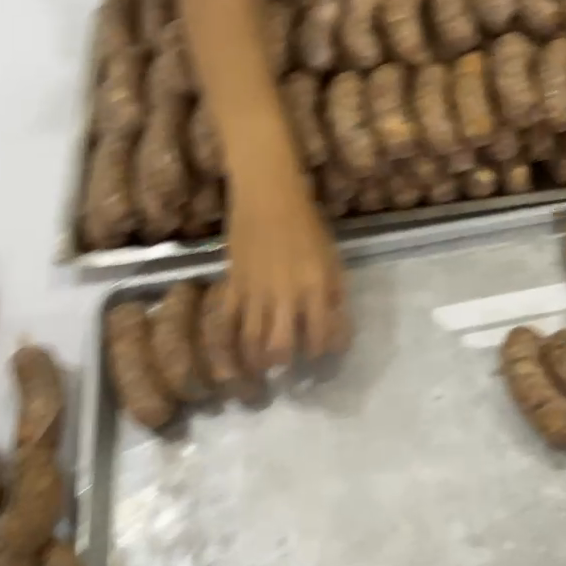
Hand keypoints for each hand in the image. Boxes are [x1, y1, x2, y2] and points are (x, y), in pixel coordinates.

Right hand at [224, 166, 348, 370]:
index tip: (324, 354)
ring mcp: (255, 293)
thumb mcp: (332, 258)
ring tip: (265, 369)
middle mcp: (285, 296)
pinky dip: (233, 342)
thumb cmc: (307, 224)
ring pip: (252, 341)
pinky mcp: (233, 285)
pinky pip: (230, 322)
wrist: (267, 196)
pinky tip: (239, 352)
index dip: (324, 351)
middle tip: (291, 369)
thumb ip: (334, 292)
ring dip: (259, 361)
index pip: (321, 335)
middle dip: (288, 364)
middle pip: (282, 347)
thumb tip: (336, 322)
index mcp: (315, 288)